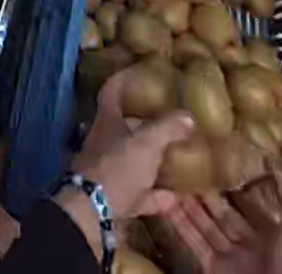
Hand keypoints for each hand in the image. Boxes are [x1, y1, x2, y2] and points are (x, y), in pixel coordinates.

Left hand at [69, 68, 196, 219]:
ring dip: (149, 160)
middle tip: (165, 120)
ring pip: (130, 159)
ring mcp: (106, 168)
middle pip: (122, 125)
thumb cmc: (118, 166)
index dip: (122, 79)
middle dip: (141, 123)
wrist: (94, 210)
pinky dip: (154, 195)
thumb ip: (166, 128)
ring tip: (172, 157)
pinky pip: (137, 192)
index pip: (111, 90)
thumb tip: (187, 114)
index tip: (135, 71)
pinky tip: (173, 198)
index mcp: (107, 119)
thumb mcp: (147, 143)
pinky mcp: (112, 196)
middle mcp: (103, 139)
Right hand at [150, 159, 281, 273]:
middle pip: (221, 210)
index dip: (227, 177)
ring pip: (203, 223)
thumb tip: (272, 158)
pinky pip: (192, 243)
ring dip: (185, 200)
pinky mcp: (212, 271)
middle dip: (201, 186)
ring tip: (165, 172)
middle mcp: (251, 246)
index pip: (246, 199)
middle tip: (178, 157)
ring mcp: (231, 260)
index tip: (207, 150)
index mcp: (275, 234)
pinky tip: (164, 201)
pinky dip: (178, 223)